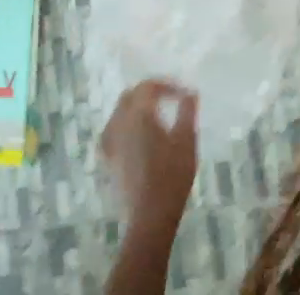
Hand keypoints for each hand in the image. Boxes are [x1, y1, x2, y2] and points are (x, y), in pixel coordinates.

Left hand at [100, 80, 198, 221]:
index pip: (148, 87)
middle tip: (169, 99)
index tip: (184, 93)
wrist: (150, 214)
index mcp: (139, 115)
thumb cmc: (173, 175)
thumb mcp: (187, 140)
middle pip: (129, 96)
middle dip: (148, 92)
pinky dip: (123, 124)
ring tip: (154, 114)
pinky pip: (111, 131)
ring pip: (118, 112)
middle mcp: (120, 124)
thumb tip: (190, 93)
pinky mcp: (108, 159)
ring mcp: (111, 143)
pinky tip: (133, 134)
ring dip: (135, 107)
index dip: (166, 85)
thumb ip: (187, 112)